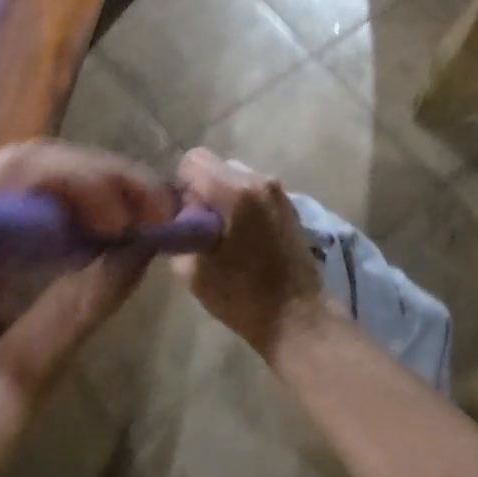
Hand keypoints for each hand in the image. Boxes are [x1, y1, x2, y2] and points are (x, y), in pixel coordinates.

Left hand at [0, 142, 173, 476]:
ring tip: (148, 217)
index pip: (13, 175)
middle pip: (22, 170)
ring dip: (90, 195)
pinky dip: (71, 220)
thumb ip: (72, 314)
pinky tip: (108, 235)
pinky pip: (19, 222)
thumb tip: (139, 250)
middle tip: (161, 211)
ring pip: (24, 190)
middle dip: (99, 180)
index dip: (84, 181)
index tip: (137, 218)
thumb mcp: (10, 393)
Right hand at [171, 149, 321, 357]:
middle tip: (202, 229)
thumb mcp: (192, 270)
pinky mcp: (291, 205)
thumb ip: (180, 232)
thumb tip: (182, 217)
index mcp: (236, 191)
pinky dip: (243, 205)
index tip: (184, 217)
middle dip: (204, 191)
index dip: (182, 186)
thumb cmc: (241, 296)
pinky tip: (245, 239)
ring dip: (225, 198)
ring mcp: (280, 191)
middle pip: (217, 166)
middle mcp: (260, 180)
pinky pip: (255, 192)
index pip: (193, 160)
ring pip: (237, 177)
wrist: (298, 316)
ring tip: (225, 236)